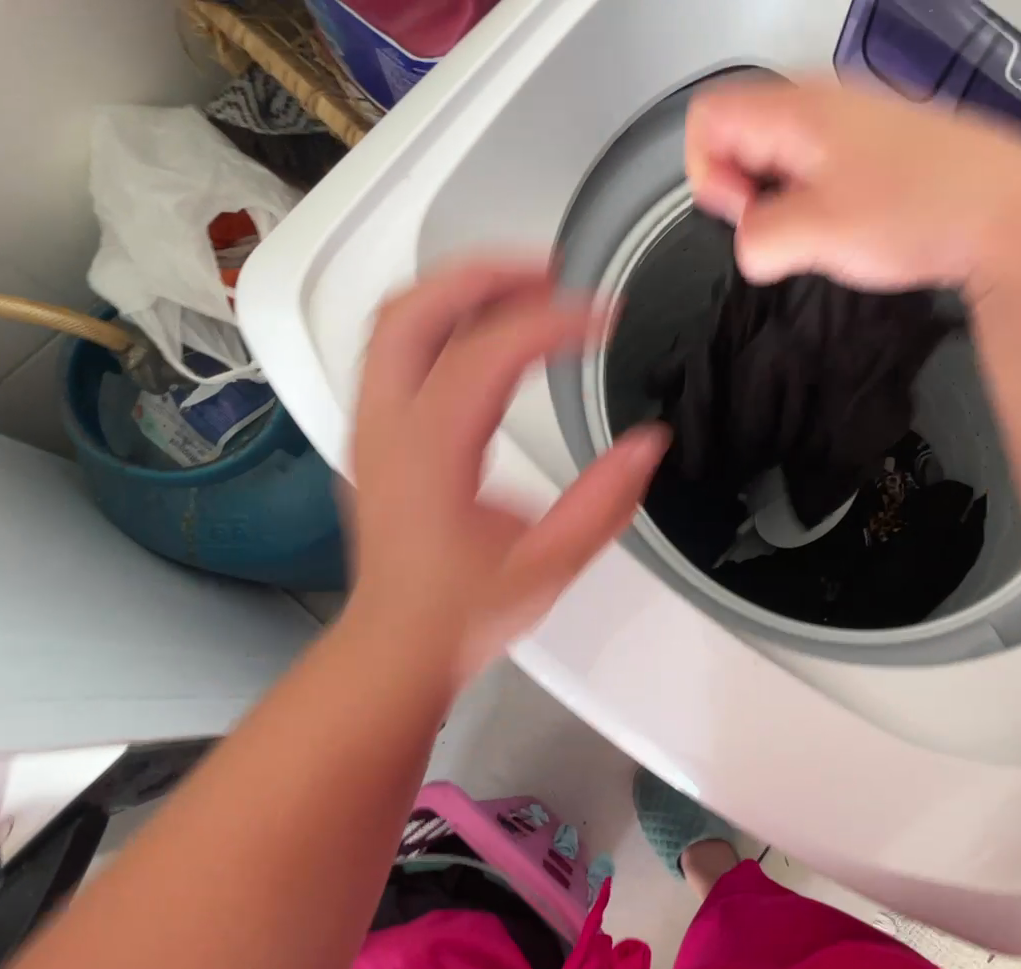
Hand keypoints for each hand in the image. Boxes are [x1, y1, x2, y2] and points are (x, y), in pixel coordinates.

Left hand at [342, 259, 668, 684]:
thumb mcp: (551, 564)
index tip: (602, 317)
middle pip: (416, 309)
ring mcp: (372, 426)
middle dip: (488, 275)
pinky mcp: (377, 433)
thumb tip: (648, 445)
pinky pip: (398, 349)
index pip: (487, 353)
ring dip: (460, 290)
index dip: (551, 322)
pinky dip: (444, 321)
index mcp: (429, 454)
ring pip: (397, 320)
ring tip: (525, 289)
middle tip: (552, 273)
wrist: (399, 643)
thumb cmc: (461, 612)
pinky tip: (487, 332)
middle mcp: (387, 427)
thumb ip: (605, 502)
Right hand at [685, 79, 1020, 290]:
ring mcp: (859, 121)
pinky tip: (855, 228)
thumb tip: (748, 244)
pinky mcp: (886, 146)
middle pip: (745, 133)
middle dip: (748, 190)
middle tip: (782, 232)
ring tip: (825, 234)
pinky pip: (828, 166)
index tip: (739, 215)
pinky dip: (824, 199)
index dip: (706, 173)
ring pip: (787, 153)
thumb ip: (759, 239)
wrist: (1007, 214)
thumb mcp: (818, 234)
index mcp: (799, 110)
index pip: (708, 118)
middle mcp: (827, 101)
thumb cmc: (927, 211)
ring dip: (788, 199)